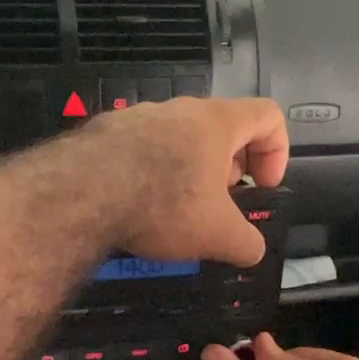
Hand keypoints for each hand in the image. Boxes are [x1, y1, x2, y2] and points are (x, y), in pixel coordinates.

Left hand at [83, 97, 287, 265]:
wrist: (81, 193)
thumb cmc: (161, 204)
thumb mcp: (218, 235)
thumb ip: (246, 243)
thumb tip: (251, 251)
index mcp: (215, 121)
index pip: (268, 115)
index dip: (277, 151)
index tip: (263, 186)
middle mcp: (177, 109)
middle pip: (219, 128)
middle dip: (227, 168)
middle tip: (218, 204)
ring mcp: (136, 117)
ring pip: (175, 138)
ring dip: (185, 170)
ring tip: (173, 209)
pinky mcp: (102, 133)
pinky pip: (138, 148)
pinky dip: (146, 172)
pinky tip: (134, 204)